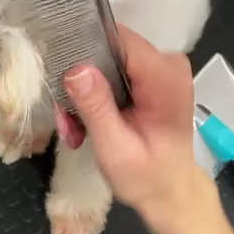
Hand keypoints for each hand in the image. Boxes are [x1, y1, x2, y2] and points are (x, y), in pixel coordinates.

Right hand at [60, 27, 217, 233]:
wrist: (171, 193)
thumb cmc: (148, 178)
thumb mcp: (115, 150)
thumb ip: (96, 108)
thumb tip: (76, 69)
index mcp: (166, 78)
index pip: (118, 40)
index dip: (85, 53)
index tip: (61, 82)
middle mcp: (167, 63)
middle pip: (108, 50)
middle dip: (79, 82)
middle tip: (66, 122)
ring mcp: (160, 68)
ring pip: (104, 61)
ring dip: (83, 94)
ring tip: (74, 129)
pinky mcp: (150, 76)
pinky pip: (112, 72)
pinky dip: (94, 96)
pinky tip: (86, 124)